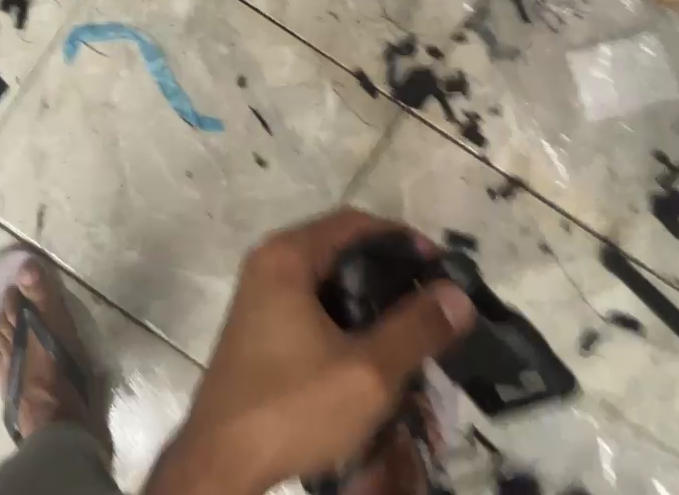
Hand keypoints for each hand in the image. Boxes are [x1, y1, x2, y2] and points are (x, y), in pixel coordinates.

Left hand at [144, 210, 474, 494]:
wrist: (222, 457)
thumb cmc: (293, 404)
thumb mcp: (368, 371)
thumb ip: (416, 328)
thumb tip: (457, 293)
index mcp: (287, 256)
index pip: (354, 222)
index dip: (403, 239)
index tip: (442, 269)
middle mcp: (269, 262)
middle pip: (341, 249)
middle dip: (390, 273)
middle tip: (434, 304)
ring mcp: (260, 294)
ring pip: (329, 281)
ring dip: (370, 301)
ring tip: (414, 331)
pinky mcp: (261, 325)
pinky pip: (313, 305)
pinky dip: (347, 319)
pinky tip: (375, 352)